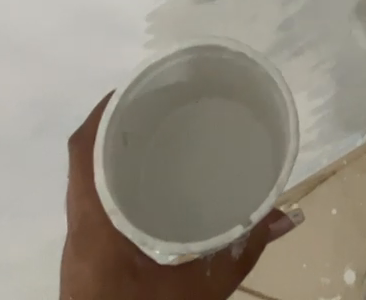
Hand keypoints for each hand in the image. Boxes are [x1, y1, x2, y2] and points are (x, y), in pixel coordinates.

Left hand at [60, 94, 300, 299]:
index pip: (81, 152)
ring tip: (154, 137)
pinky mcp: (86, 267)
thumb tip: (287, 215)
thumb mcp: (198, 293)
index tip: (131, 86)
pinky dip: (114, 189)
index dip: (99, 113)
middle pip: (81, 164)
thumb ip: (240, 252)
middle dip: (113, 130)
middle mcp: (77, 232)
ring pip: (85, 188)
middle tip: (155, 108)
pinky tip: (147, 191)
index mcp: (94, 226)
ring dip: (111, 160)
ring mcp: (78, 251)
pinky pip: (93, 211)